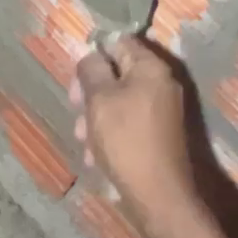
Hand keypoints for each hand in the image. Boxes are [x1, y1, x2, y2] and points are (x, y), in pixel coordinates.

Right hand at [69, 35, 196, 223]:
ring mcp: (161, 111)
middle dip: (91, 92)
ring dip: (95, 117)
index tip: (77, 78)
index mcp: (151, 68)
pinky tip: (96, 156)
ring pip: (117, 102)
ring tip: (84, 140)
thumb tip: (92, 56)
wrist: (157, 194)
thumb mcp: (99, 99)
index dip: (94, 55)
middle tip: (76, 109)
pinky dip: (109, 134)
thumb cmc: (124, 139)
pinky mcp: (157, 135)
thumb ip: (92, 70)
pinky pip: (126, 123)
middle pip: (117, 73)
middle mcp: (161, 84)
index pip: (119, 42)